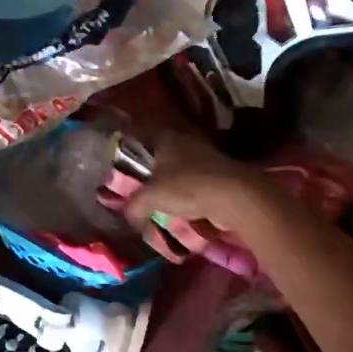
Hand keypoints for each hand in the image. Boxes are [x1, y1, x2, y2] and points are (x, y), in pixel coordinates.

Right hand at [123, 132, 275, 232]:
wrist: (234, 196)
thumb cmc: (187, 187)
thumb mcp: (152, 197)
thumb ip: (134, 205)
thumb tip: (128, 215)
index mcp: (165, 137)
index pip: (138, 136)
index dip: (127, 150)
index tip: (118, 167)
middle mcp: (184, 140)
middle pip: (159, 154)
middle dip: (148, 173)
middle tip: (137, 191)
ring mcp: (203, 155)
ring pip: (178, 168)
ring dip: (169, 185)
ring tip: (158, 203)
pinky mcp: (218, 172)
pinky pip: (193, 182)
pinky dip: (186, 194)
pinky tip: (180, 208)